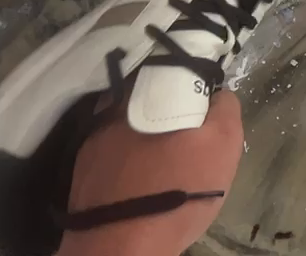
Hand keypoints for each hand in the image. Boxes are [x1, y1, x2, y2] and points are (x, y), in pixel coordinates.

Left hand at [58, 90, 243, 255]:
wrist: (120, 254)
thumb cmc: (179, 192)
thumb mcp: (223, 145)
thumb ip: (226, 108)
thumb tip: (219, 94)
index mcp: (149, 92)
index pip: (175, 68)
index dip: (193, 80)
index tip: (204, 101)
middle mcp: (114, 107)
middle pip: (148, 92)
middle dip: (167, 103)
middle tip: (186, 130)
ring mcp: (91, 140)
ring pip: (126, 120)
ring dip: (144, 128)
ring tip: (161, 156)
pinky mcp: (79, 172)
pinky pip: (110, 149)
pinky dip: (125, 155)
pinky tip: (139, 177)